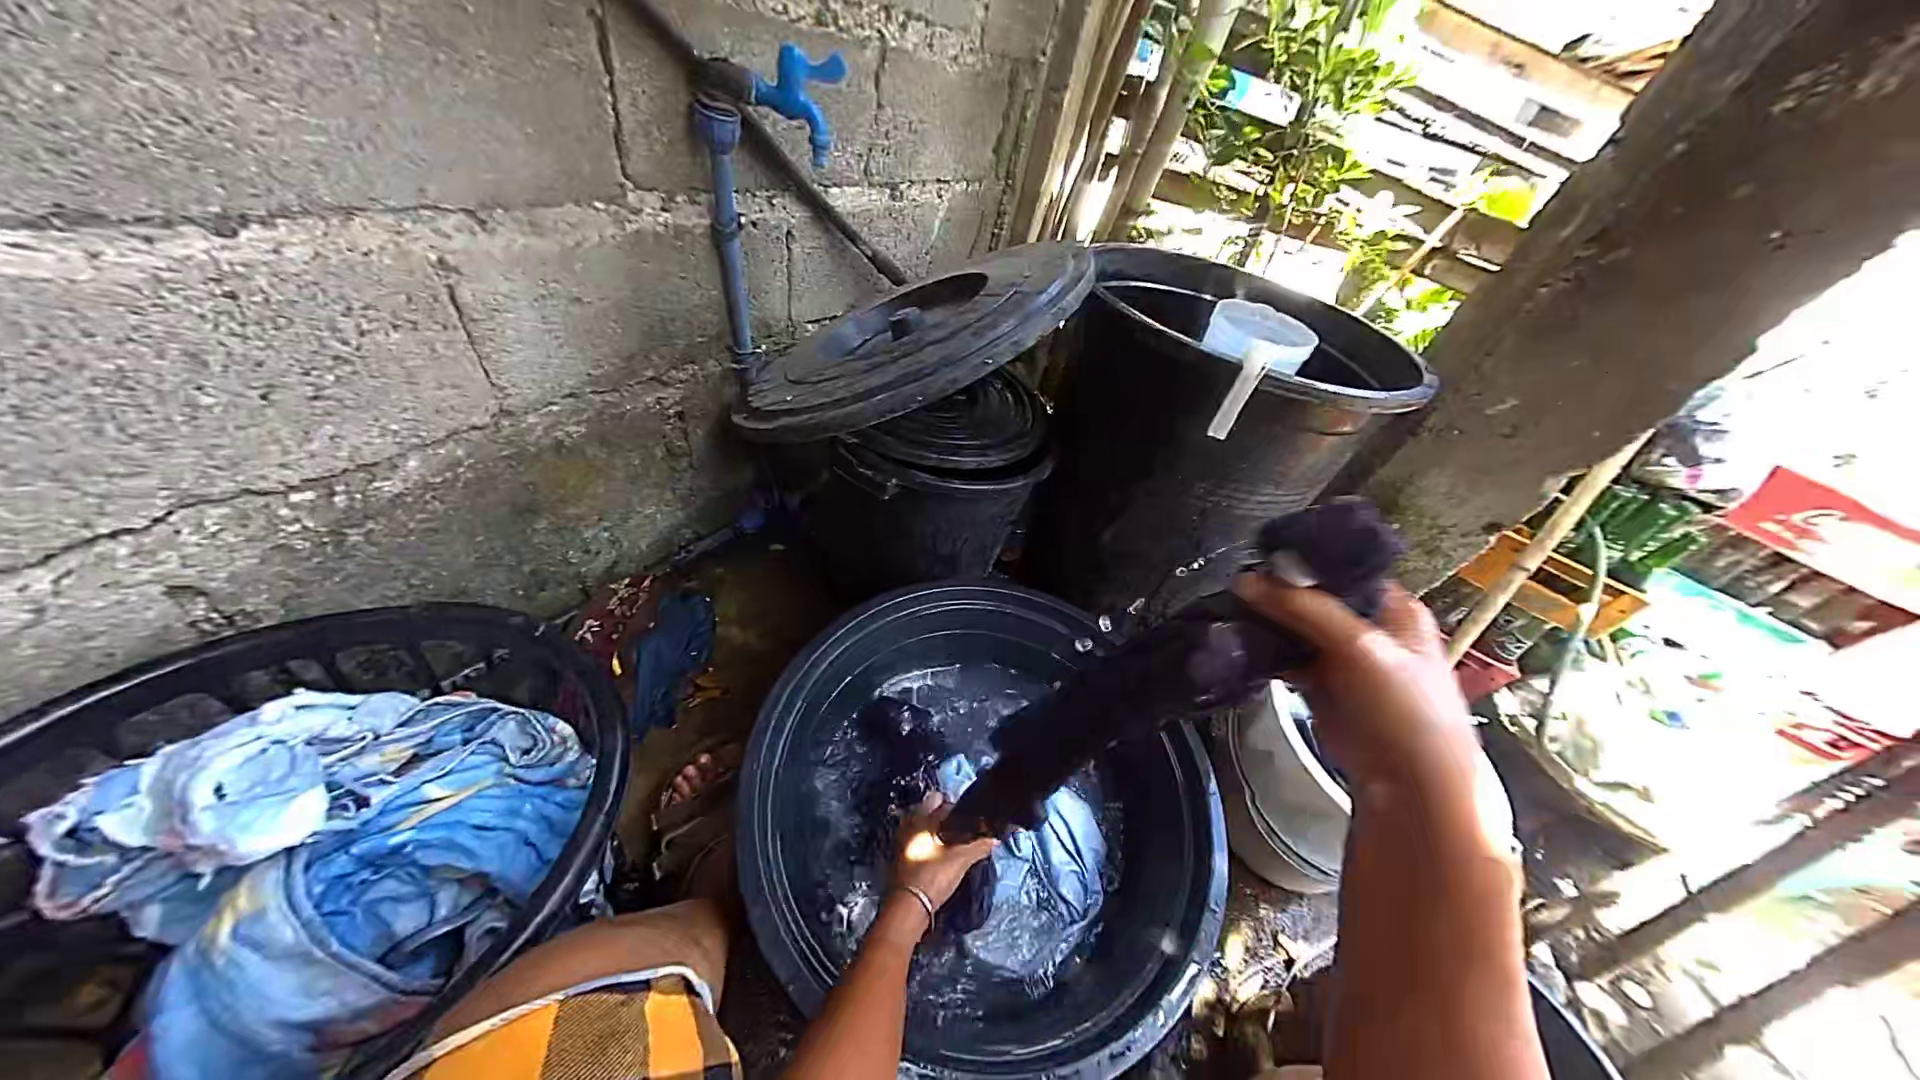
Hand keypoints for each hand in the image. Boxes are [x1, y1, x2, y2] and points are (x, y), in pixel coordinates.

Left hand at [892, 792, 996, 910]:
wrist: (909, 907)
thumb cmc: (933, 876)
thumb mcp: (960, 860)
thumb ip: (978, 847)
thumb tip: (994, 840)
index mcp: (921, 819)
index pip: (939, 800)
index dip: (956, 806)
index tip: (969, 815)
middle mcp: (908, 825)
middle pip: (928, 809)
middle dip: (943, 814)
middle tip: (960, 825)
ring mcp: (901, 841)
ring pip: (921, 824)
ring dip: (934, 828)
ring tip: (952, 838)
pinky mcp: (900, 856)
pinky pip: (916, 839)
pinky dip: (927, 840)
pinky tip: (939, 851)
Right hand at [1231, 576, 1477, 790]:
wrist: (1408, 787)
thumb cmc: (1409, 714)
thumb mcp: (1361, 647)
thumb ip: (1305, 609)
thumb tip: (1250, 582)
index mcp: (1392, 609)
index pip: (1340, 570)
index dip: (1302, 564)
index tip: (1261, 560)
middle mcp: (1368, 629)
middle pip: (1312, 598)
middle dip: (1277, 594)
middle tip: (1242, 588)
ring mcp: (1343, 658)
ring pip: (1295, 628)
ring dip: (1269, 623)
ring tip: (1238, 612)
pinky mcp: (1322, 685)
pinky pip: (1287, 657)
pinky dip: (1268, 652)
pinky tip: (1249, 646)